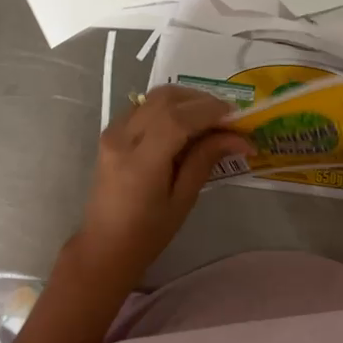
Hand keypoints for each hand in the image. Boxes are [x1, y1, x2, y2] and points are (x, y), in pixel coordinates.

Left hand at [68, 85, 250, 287]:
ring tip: (209, 116)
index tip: (236, 116)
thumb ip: (205, 160)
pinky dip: (168, 105)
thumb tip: (238, 137)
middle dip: (199, 100)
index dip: (209, 111)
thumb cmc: (147, 233)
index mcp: (140, 162)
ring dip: (184, 99)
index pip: (177, 120)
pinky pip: (143, 106)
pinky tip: (184, 121)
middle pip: (165, 99)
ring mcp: (112, 131)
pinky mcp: (111, 131)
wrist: (104, 245)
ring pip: (153, 97)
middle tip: (226, 115)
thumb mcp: (182, 201)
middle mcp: (122, 138)